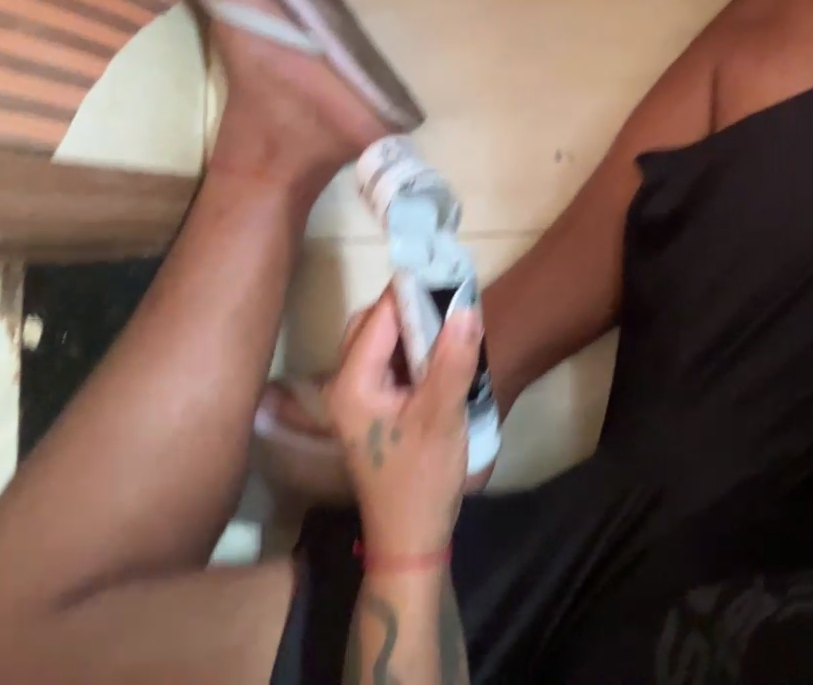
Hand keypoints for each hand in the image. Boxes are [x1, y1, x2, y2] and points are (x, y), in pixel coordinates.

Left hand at [325, 293, 484, 557]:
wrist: (412, 535)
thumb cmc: (422, 477)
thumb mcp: (443, 416)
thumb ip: (453, 360)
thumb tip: (465, 307)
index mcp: (352, 383)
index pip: (379, 318)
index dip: (412, 293)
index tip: (450, 276)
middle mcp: (346, 384)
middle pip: (374, 324)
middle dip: (413, 309)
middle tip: (455, 304)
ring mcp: (361, 396)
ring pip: (384, 341)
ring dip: (417, 329)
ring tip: (455, 326)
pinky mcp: (377, 406)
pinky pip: (394, 361)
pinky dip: (418, 350)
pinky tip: (446, 355)